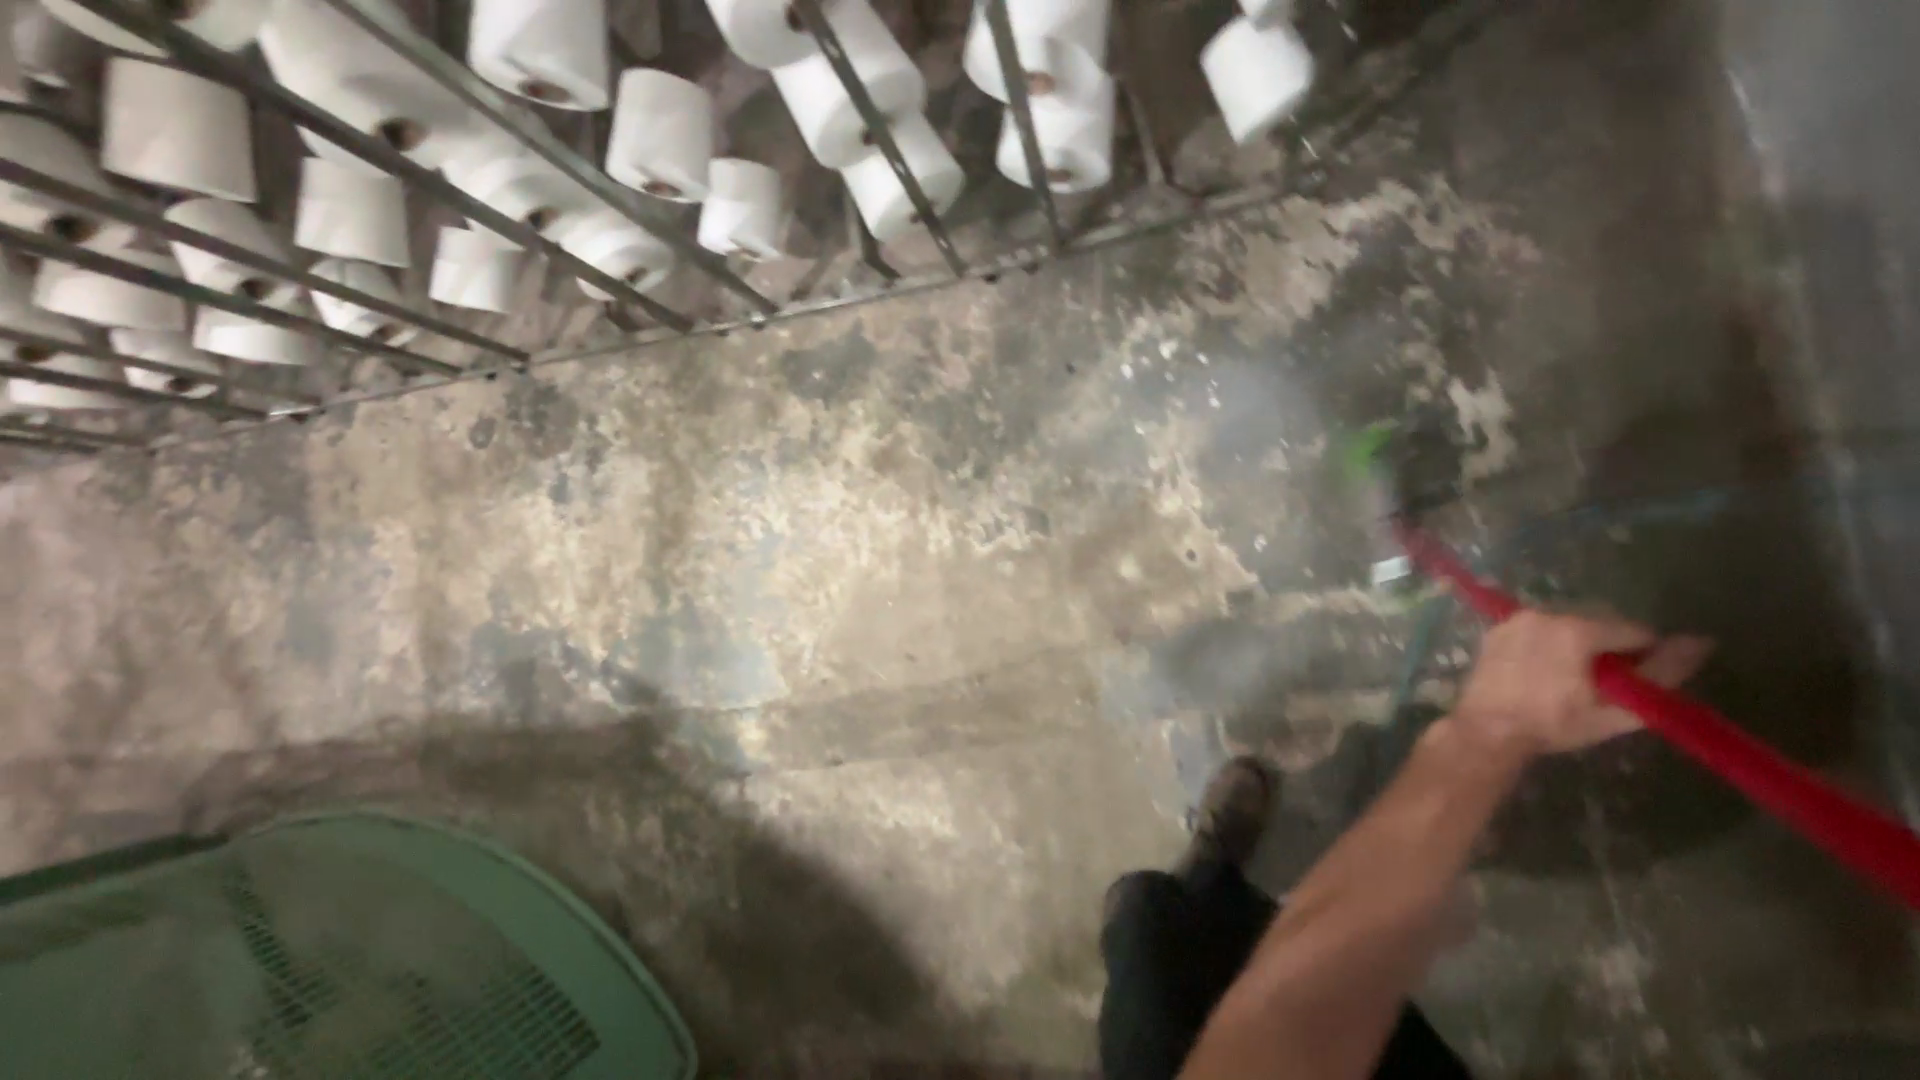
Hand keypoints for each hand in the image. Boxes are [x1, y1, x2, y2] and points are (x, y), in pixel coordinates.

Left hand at [1451, 610, 1713, 758]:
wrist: (1488, 729)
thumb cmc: (1554, 723)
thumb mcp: (1617, 709)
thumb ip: (1661, 675)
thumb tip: (1701, 643)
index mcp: (1576, 628)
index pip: (1635, 632)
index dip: (1644, 657)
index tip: (1634, 682)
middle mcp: (1545, 613)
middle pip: (1600, 623)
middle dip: (1611, 648)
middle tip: (1604, 683)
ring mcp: (1516, 619)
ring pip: (1568, 624)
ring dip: (1580, 644)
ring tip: (1574, 679)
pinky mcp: (1497, 629)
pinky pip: (1539, 629)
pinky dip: (1550, 643)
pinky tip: (1546, 671)